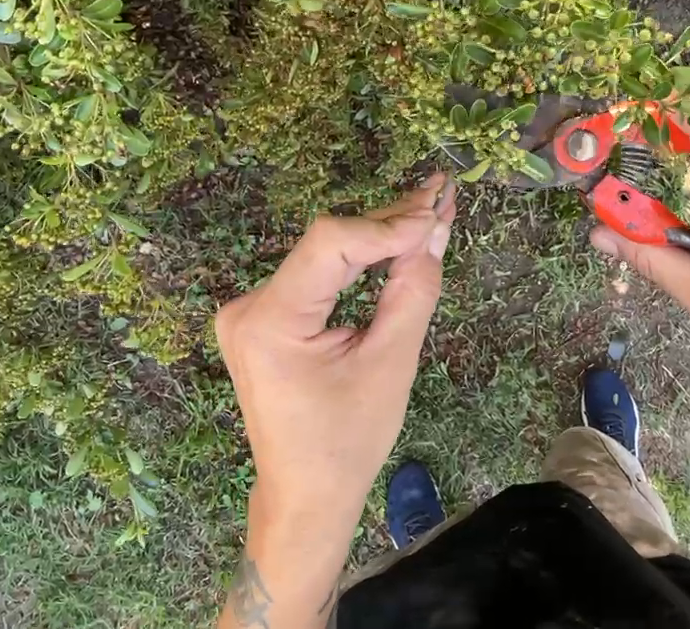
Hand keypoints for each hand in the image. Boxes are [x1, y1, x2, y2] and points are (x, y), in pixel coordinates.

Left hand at [213, 174, 455, 628]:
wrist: (305, 495)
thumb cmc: (348, 443)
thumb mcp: (390, 366)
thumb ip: (412, 290)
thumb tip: (435, 229)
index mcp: (269, 322)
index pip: (329, 243)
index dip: (385, 224)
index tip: (436, 213)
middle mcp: (248, 305)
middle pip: (327, 243)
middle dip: (388, 223)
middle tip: (440, 194)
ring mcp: (251, 309)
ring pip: (325, 253)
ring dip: (377, 236)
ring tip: (428, 209)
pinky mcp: (265, 314)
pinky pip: (317, 273)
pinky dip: (358, 259)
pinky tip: (395, 238)